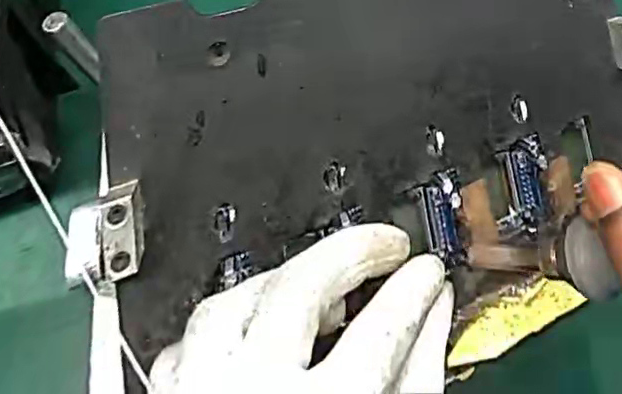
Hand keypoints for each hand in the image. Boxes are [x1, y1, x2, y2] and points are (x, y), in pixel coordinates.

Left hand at [150, 224, 450, 393]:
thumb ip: (418, 379)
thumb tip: (435, 312)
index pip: (381, 328)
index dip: (414, 285)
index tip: (428, 269)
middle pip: (299, 288)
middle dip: (354, 249)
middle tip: (387, 243)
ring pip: (229, 303)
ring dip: (284, 278)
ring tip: (322, 278)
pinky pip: (186, 346)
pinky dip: (227, 324)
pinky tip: (258, 322)